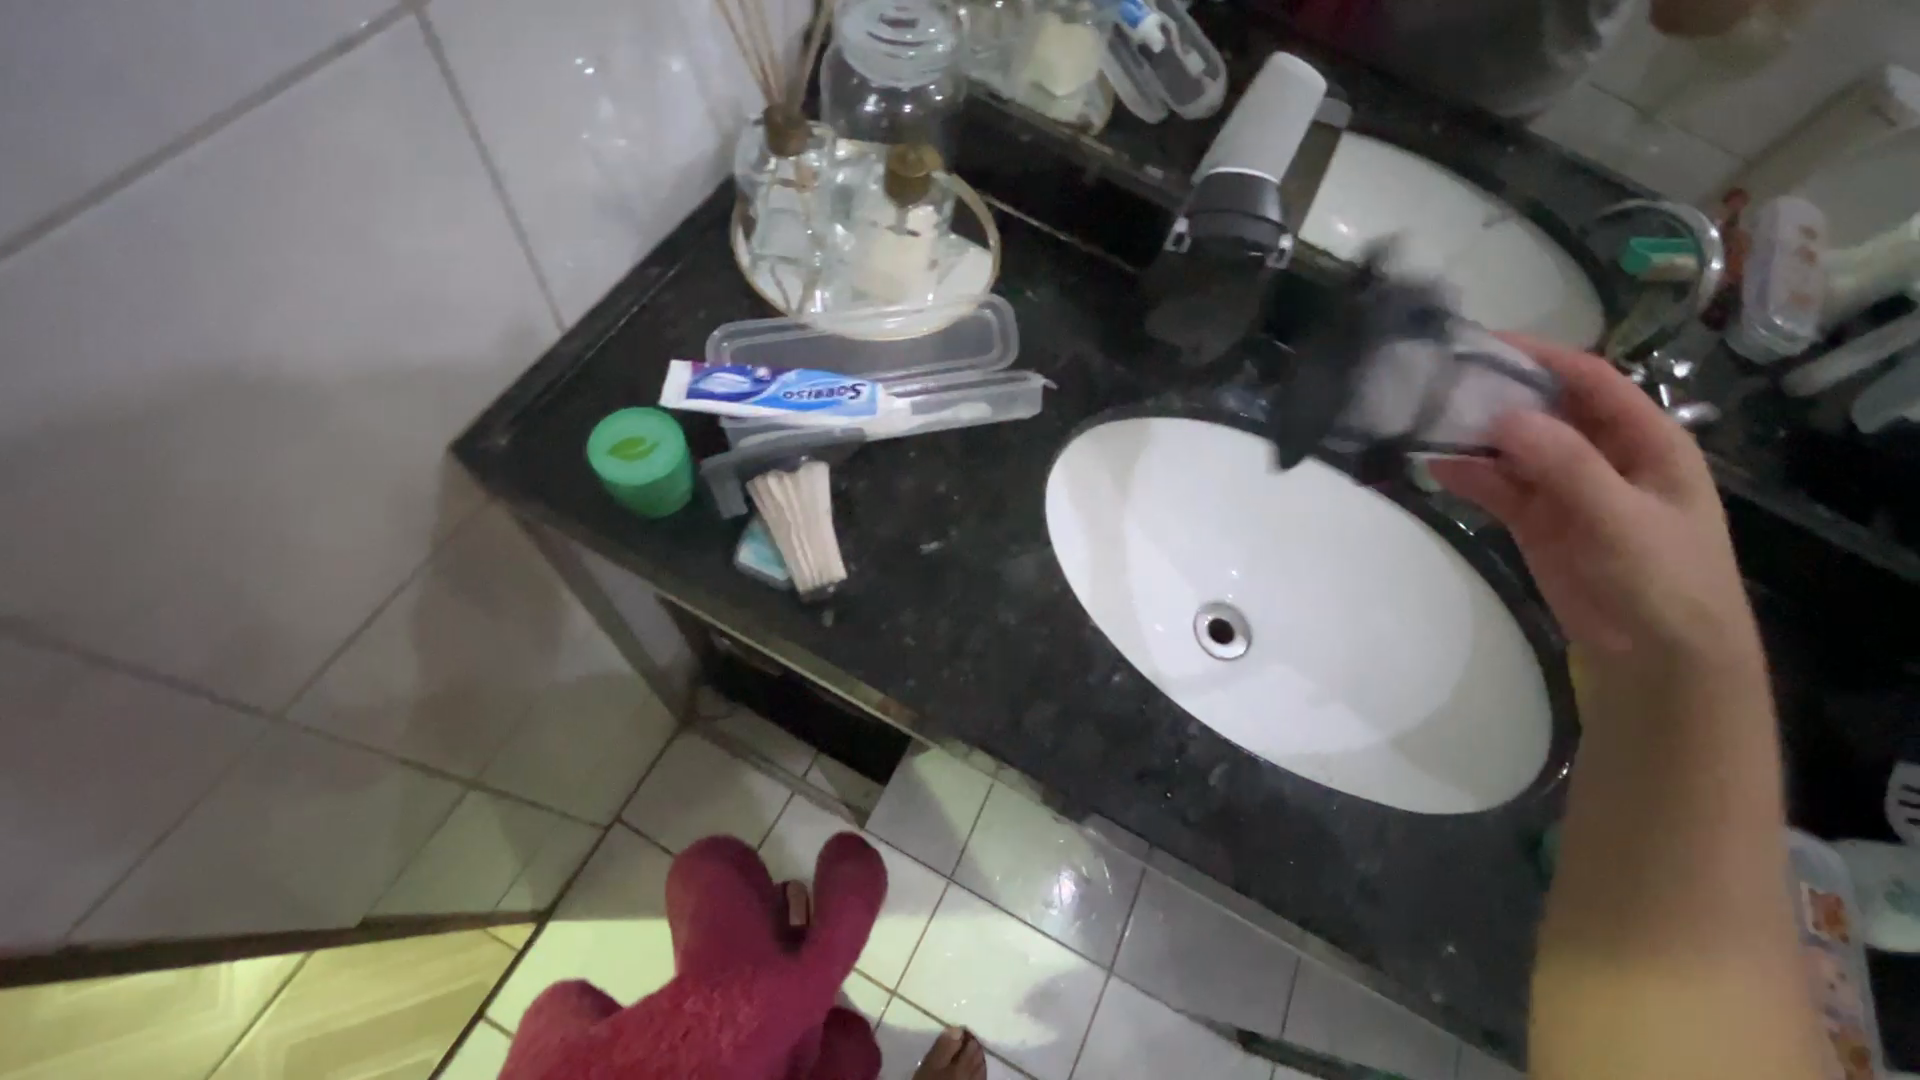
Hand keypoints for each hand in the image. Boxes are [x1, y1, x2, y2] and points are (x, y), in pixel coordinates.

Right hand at [1428, 335, 1760, 672]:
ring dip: (1476, 437)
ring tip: (1426, 422)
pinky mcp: (1537, 520)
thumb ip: (1565, 465)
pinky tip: (1435, 465)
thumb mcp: (1621, 517)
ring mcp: (1566, 489)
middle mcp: (1604, 455)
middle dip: (1498, 394)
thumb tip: (1504, 418)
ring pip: (1515, 448)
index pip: (1590, 381)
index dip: (1541, 358)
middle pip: (1545, 410)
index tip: (1484, 345)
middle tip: (1441, 382)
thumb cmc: (1662, 578)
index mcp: (1645, 440)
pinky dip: (1469, 476)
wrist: (1658, 656)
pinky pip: (1498, 487)